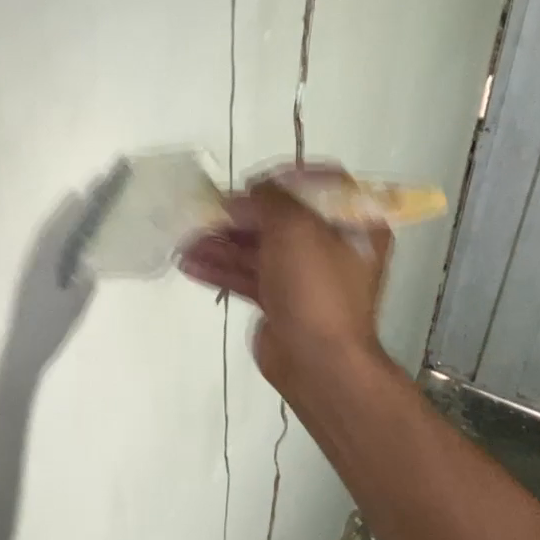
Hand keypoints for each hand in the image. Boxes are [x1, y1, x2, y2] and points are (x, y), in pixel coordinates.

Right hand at [178, 166, 393, 397]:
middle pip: (280, 218)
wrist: (318, 361)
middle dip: (238, 216)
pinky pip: (247, 276)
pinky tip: (189, 263)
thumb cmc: (315, 287)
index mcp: (353, 224)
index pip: (320, 185)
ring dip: (221, 242)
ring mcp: (304, 276)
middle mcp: (331, 246)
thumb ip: (268, 200)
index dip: (284, 179)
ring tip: (186, 241)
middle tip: (206, 213)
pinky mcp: (279, 300)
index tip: (251, 183)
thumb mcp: (295, 227)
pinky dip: (220, 269)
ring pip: (258, 248)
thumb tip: (245, 197)